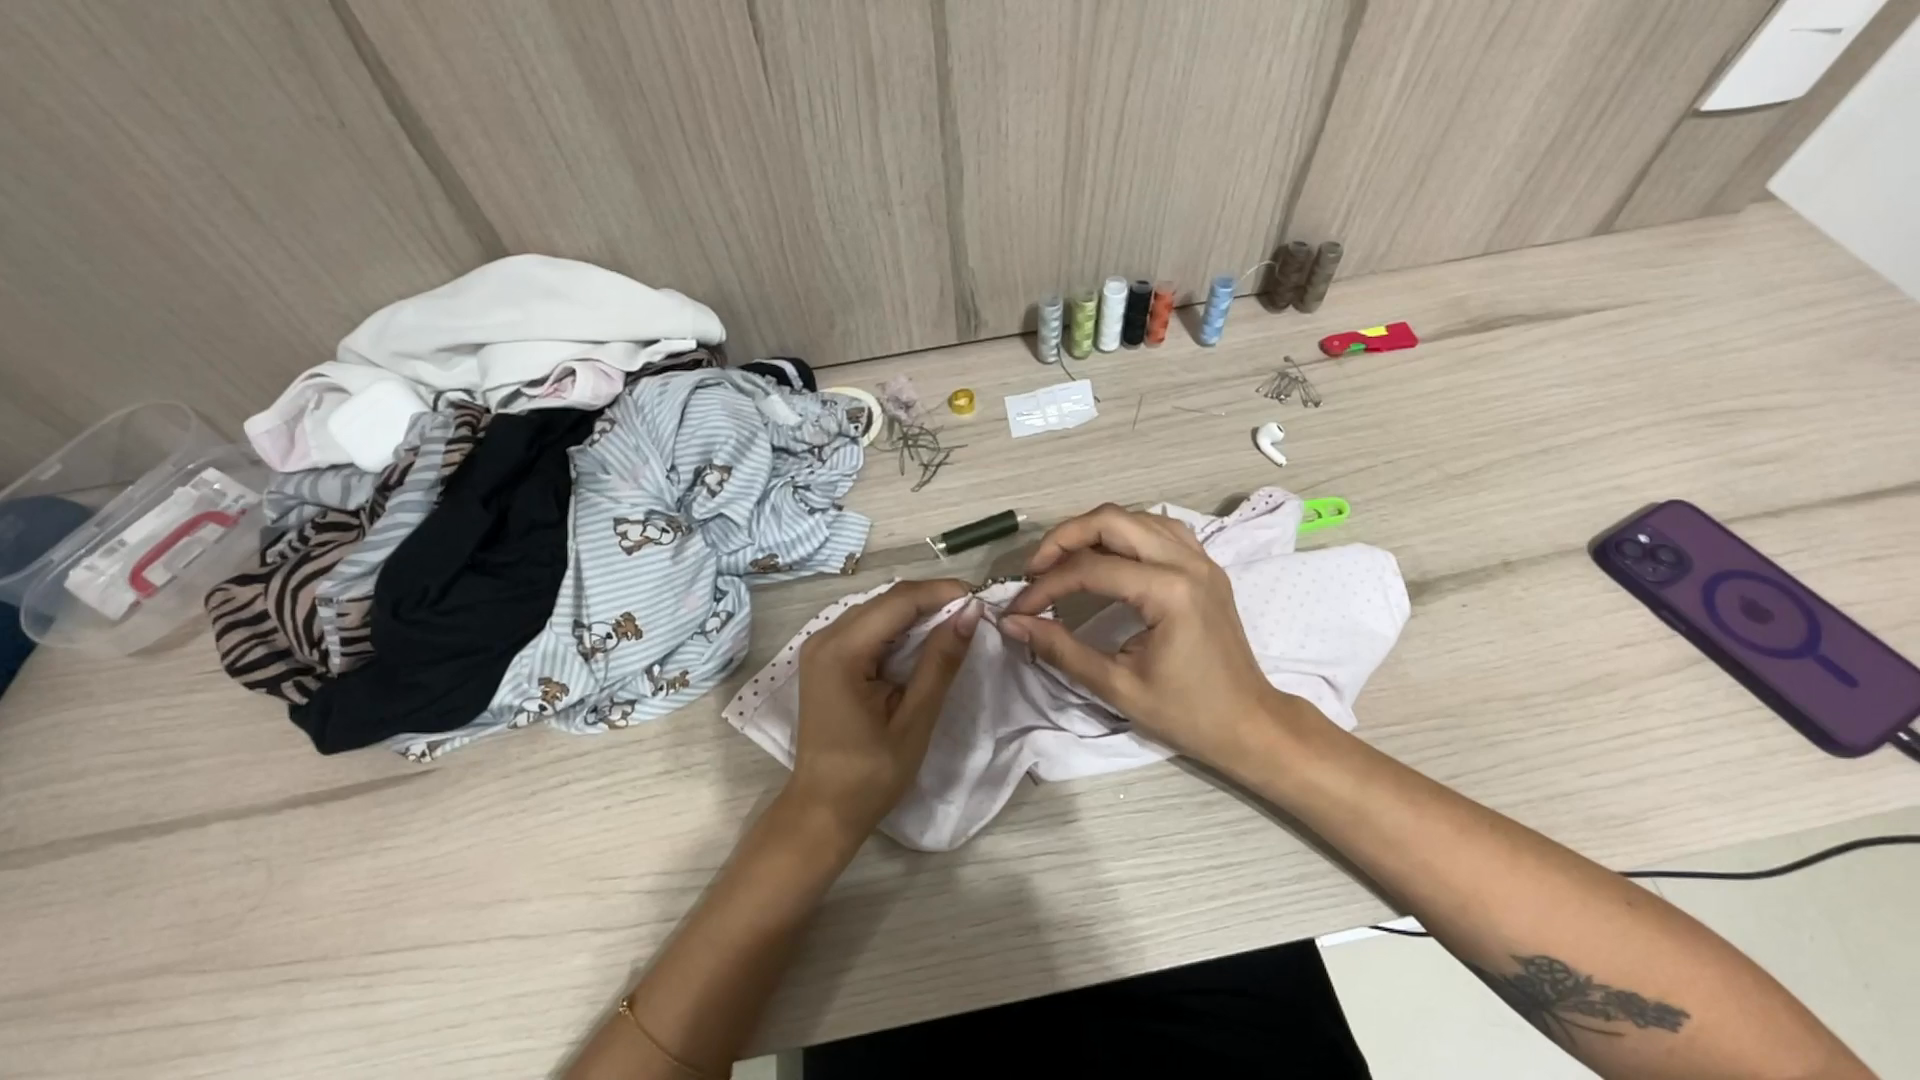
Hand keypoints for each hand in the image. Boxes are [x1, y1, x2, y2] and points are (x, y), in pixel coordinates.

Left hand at [789, 578, 981, 841]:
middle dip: (931, 600)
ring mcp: (821, 647)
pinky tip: (925, 641)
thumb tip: (970, 614)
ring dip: (916, 613)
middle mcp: (824, 638)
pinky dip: (898, 628)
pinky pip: (867, 628)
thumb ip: (940, 663)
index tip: (982, 600)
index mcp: (842, 652)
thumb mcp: (914, 719)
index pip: (898, 601)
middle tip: (974, 614)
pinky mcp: (826, 659)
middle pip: (886, 600)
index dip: (941, 593)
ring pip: (877, 610)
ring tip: (957, 624)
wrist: (824, 809)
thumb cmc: (870, 774)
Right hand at [1000, 503, 1298, 765]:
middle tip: (1034, 570)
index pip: (1091, 569)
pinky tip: (1107, 556)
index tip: (1019, 609)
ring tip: (1063, 562)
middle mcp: (1187, 563)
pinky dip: (1126, 534)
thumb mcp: (1116, 686)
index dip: (1046, 586)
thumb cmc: (1186, 713)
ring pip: (1136, 517)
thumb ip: (1061, 649)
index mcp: (1168, 593)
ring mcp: (1201, 560)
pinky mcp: (1206, 567)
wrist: (1248, 723)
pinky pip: (1160, 529)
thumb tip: (1013, 624)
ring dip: (1094, 531)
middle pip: (1111, 520)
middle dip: (1064, 538)